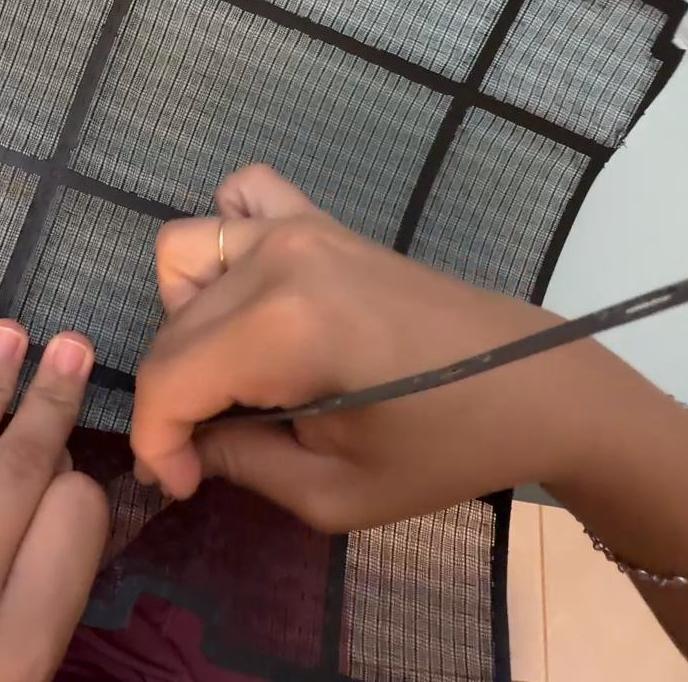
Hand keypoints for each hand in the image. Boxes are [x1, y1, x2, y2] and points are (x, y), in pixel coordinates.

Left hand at [0, 321, 109, 681]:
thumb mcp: (9, 661)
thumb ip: (46, 570)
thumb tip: (54, 450)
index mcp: (10, 659)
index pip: (74, 516)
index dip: (75, 476)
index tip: (68, 459)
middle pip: (18, 469)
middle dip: (51, 397)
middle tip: (72, 345)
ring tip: (10, 335)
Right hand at [132, 164, 653, 530]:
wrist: (530, 382)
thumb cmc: (444, 448)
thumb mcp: (334, 493)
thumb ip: (239, 463)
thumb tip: (182, 450)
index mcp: (282, 329)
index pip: (168, 378)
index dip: (156, 441)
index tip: (182, 482)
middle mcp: (276, 259)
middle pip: (172, 326)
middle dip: (171, 398)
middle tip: (210, 449)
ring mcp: (297, 225)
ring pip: (183, 253)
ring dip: (185, 318)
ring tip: (233, 366)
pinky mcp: (318, 217)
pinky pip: (243, 194)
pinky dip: (226, 234)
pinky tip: (250, 283)